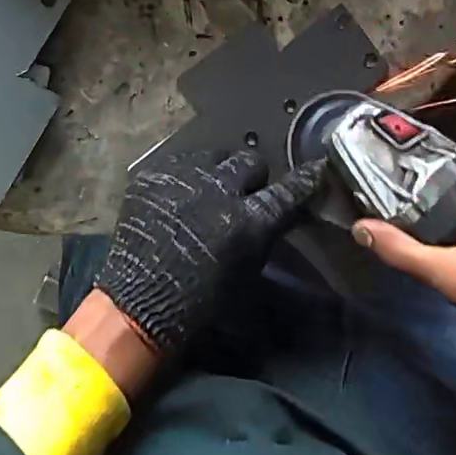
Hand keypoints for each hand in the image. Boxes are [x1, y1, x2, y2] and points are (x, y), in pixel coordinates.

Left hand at [93, 149, 317, 357]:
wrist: (141, 297)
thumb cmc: (202, 299)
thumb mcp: (248, 272)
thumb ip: (264, 237)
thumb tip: (278, 217)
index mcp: (250, 219)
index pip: (288, 191)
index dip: (303, 181)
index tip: (314, 170)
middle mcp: (218, 188)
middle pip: (248, 161)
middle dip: (251, 174)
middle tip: (244, 190)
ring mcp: (182, 176)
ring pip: (210, 155)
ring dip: (215, 169)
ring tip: (207, 188)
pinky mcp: (152, 174)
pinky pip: (175, 163)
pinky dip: (181, 176)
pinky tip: (175, 194)